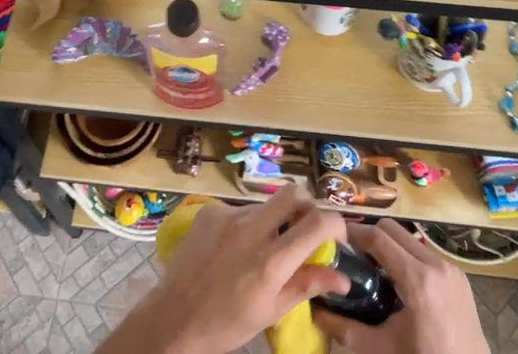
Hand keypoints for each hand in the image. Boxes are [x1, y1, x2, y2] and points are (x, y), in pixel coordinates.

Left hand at [99, 186, 350, 353]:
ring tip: (262, 247)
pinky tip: (234, 247)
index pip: (317, 221)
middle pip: (294, 192)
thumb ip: (307, 285)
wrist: (174, 318)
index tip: (336, 237)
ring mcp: (228, 216)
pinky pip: (239, 209)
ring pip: (265, 204)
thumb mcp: (271, 311)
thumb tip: (343, 278)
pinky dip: (245, 224)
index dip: (335, 223)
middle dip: (307, 206)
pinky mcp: (209, 212)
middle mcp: (252, 229)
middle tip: (304, 229)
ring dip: (273, 220)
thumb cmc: (227, 323)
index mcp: (272, 260)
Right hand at [314, 220, 488, 352]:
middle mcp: (437, 265)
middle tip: (352, 255)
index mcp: (418, 279)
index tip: (334, 238)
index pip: (378, 237)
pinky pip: (426, 254)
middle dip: (370, 236)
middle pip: (394, 229)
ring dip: (389, 246)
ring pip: (411, 239)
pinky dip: (407, 257)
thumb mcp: (381, 349)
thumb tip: (314, 311)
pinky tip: (398, 283)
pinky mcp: (460, 277)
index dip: (353, 233)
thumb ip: (346, 328)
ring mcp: (452, 269)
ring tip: (373, 269)